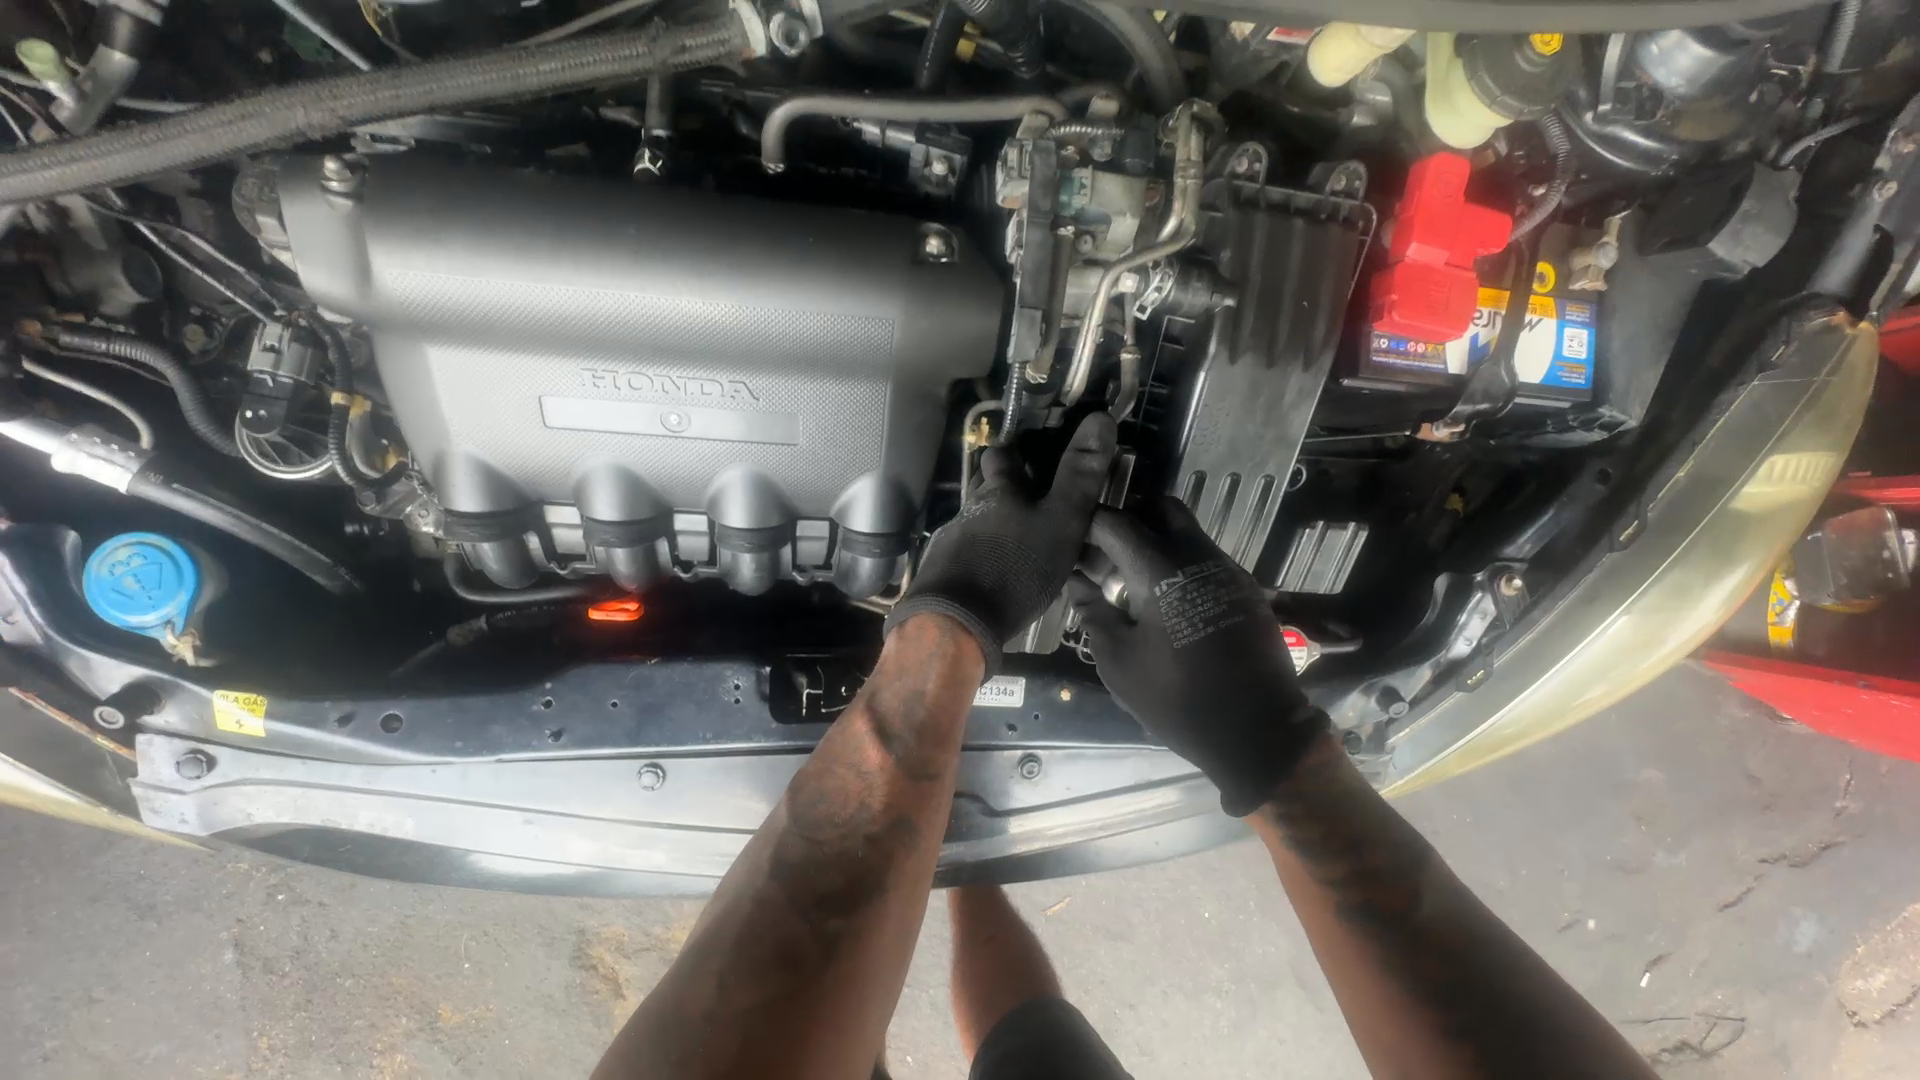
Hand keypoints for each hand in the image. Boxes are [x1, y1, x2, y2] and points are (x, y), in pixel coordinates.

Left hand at [886, 413, 1116, 673]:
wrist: (957, 621)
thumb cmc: (1015, 565)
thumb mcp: (1061, 521)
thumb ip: (1080, 475)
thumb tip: (1101, 416)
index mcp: (999, 489)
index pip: (1002, 454)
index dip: (1015, 451)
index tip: (1033, 455)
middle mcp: (972, 507)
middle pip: (986, 488)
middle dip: (1006, 490)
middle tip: (1035, 501)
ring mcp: (955, 541)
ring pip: (979, 521)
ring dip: (997, 526)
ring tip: (1025, 538)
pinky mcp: (947, 572)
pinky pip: (972, 553)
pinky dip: (987, 556)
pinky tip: (1004, 571)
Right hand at [1066, 496, 1328, 815]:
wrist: (1256, 730)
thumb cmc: (1176, 698)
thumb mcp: (1118, 661)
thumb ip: (1093, 611)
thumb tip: (1076, 580)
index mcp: (1160, 570)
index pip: (1116, 521)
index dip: (1088, 524)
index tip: (1072, 542)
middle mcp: (1198, 556)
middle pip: (1161, 507)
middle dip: (1130, 519)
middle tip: (1107, 553)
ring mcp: (1228, 570)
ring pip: (1187, 532)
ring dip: (1156, 542)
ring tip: (1133, 583)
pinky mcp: (1245, 589)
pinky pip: (1206, 558)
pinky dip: (1180, 564)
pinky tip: (1166, 603)